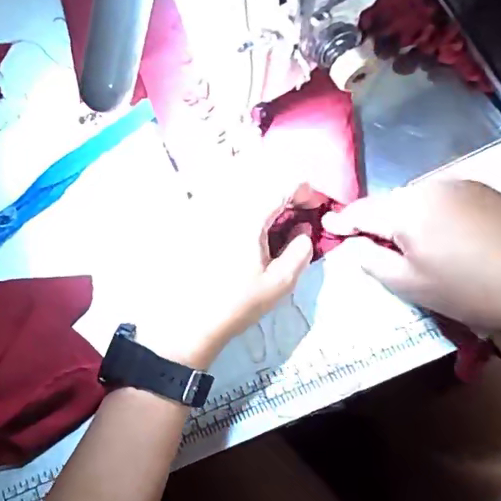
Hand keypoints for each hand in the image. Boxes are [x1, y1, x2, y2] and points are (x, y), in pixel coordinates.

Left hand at [139, 160, 313, 368]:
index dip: (306, 191)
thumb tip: (302, 231)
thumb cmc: (236, 304)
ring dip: (261, 196)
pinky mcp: (191, 220)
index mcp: (248, 215)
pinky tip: (243, 231)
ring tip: (270, 222)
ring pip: (240, 184)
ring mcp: (204, 208)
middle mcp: (224, 202)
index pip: (284, 182)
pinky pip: (220, 197)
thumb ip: (301, 251)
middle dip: (283, 190)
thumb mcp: (280, 283)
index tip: (313, 208)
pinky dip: (240, 204)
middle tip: (294, 214)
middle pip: (261, 177)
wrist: (187, 322)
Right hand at [322, 179, 500, 349]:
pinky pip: (445, 202)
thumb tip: (357, 243)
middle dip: (380, 223)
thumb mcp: (412, 285)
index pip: (362, 209)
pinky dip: (435, 220)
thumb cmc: (472, 289)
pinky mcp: (486, 192)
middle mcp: (431, 185)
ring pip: (419, 202)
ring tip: (417, 254)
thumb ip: (374, 261)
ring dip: (409, 222)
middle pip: (392, 203)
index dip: (343, 221)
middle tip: (377, 253)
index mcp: (406, 206)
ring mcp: (462, 184)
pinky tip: (449, 245)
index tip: (329, 228)